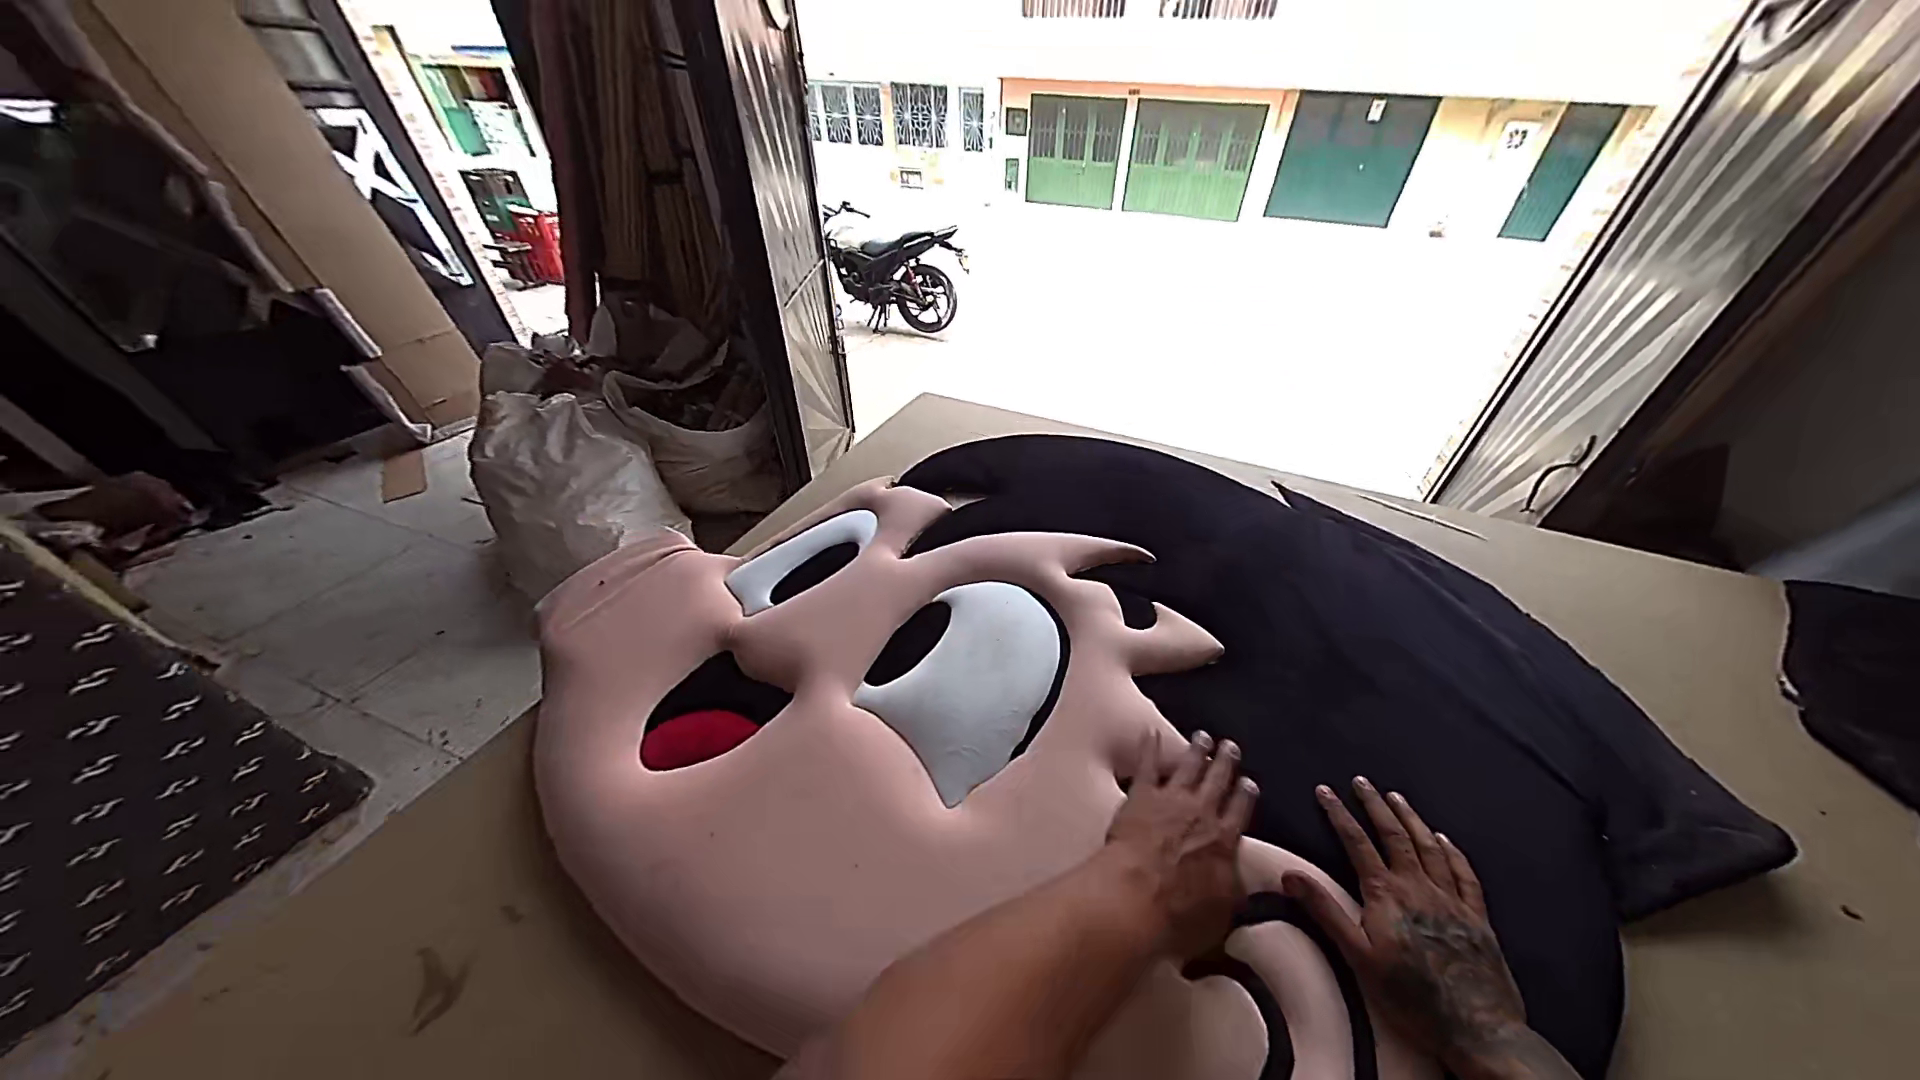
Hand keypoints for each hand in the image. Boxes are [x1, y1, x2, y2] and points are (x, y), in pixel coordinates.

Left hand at [1105, 730, 1258, 959]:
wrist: (1139, 894)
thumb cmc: (1181, 913)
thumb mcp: (1224, 913)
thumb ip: (1237, 894)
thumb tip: (1251, 889)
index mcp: (1224, 840)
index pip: (1240, 811)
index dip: (1245, 795)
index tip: (1249, 781)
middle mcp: (1201, 813)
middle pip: (1217, 780)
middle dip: (1225, 761)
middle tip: (1230, 745)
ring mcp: (1171, 799)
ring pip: (1188, 766)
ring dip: (1196, 749)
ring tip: (1202, 736)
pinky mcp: (1142, 794)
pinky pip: (1147, 764)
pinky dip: (1149, 746)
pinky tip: (1150, 732)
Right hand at [1283, 778, 1560, 1079]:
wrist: (1479, 1032)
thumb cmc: (1411, 996)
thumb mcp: (1357, 957)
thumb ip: (1324, 911)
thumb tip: (1289, 874)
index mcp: (1387, 894)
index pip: (1357, 842)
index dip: (1338, 813)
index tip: (1325, 790)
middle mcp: (1419, 888)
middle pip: (1394, 835)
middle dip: (1375, 805)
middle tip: (1362, 782)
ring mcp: (1452, 901)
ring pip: (1429, 847)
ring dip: (1410, 818)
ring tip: (1396, 797)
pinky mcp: (1477, 918)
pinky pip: (1465, 875)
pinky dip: (1453, 852)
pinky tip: (1444, 838)